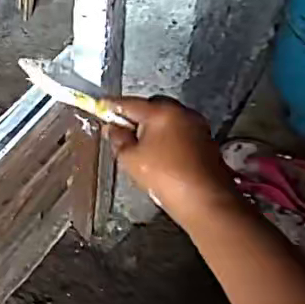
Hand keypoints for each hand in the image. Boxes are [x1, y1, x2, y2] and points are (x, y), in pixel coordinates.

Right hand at [103, 97, 241, 224]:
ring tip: (138, 142)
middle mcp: (183, 113)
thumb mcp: (129, 157)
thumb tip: (113, 127)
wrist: (205, 200)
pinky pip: (178, 130)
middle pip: (152, 105)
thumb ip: (117, 138)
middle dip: (136, 114)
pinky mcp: (206, 141)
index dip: (110, 105)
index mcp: (162, 112)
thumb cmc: (162, 175)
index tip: (98, 106)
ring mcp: (198, 126)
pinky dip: (165, 135)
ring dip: (151, 125)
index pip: (128, 103)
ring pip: (167, 118)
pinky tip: (156, 150)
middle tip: (121, 128)